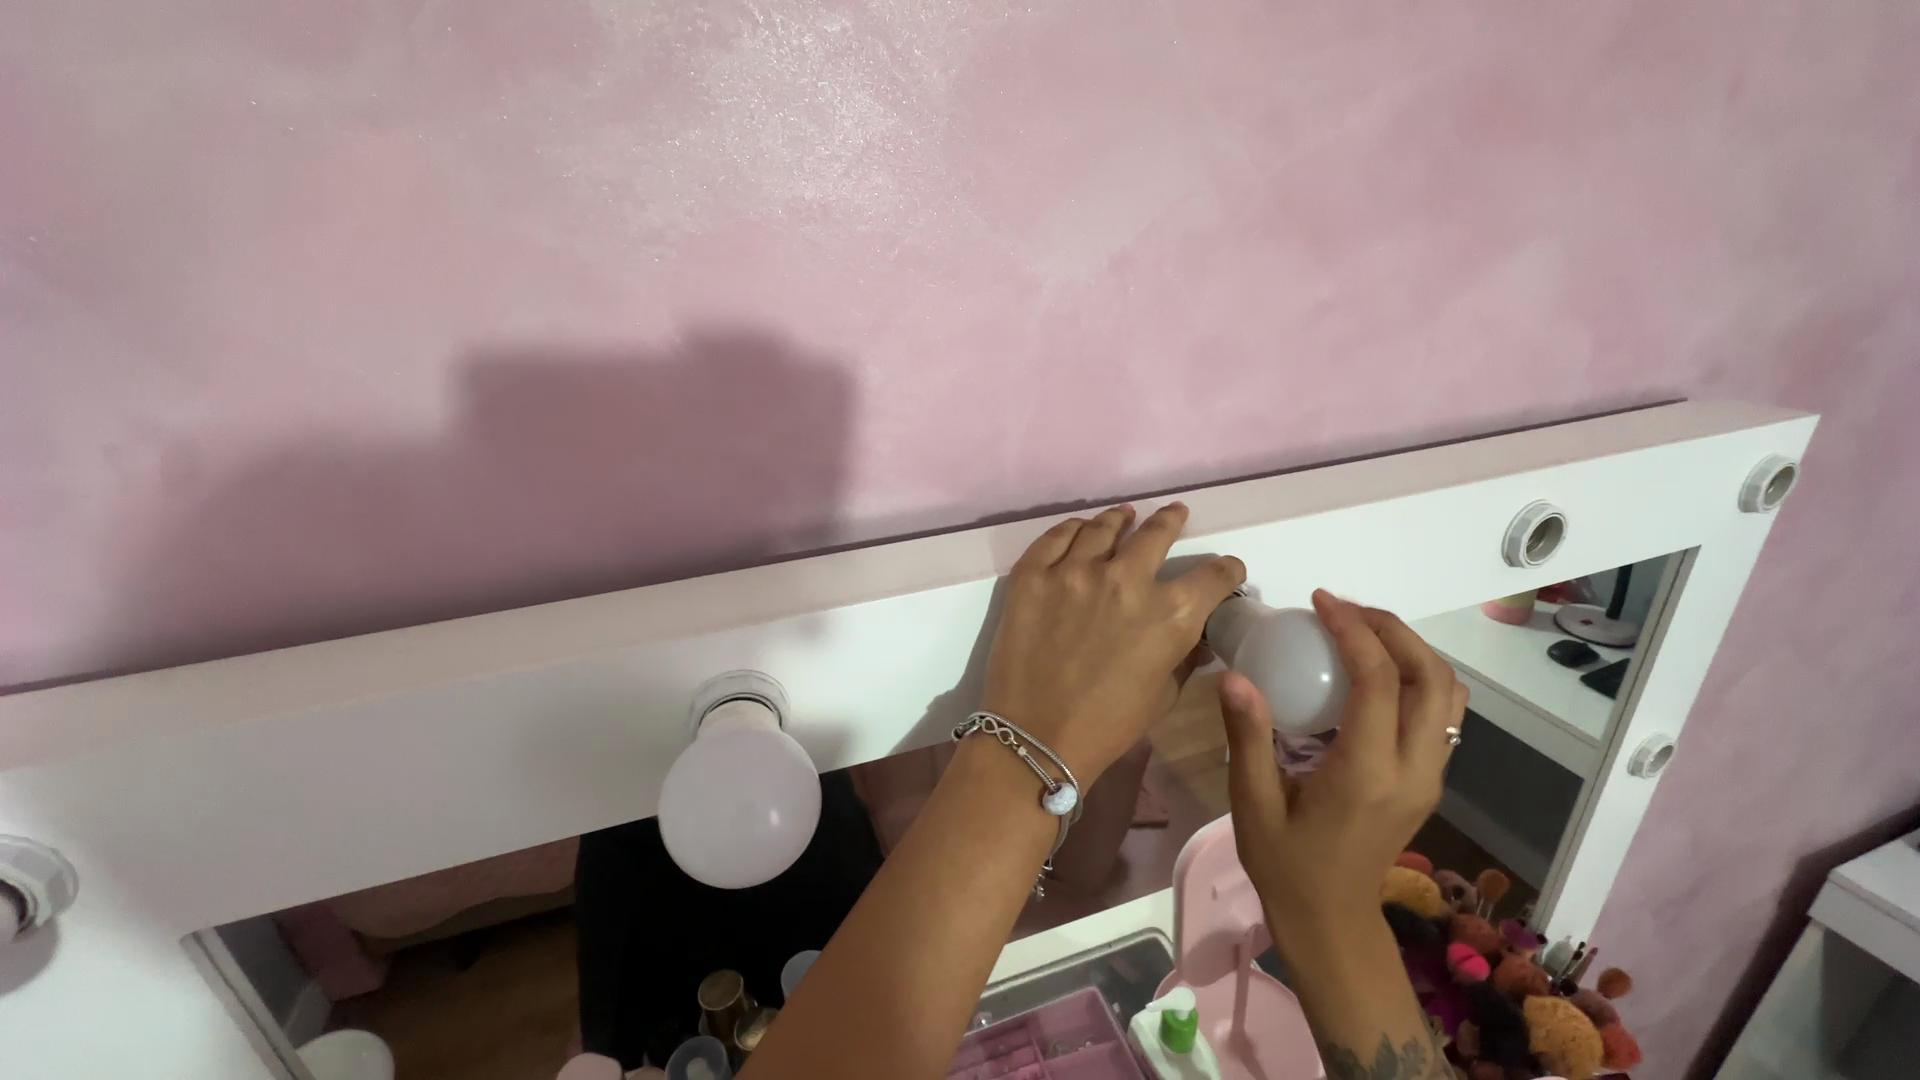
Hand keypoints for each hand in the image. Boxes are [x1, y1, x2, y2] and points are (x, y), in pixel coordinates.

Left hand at [980, 503, 1245, 781]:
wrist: (1035, 735)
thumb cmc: (1108, 725)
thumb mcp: (1163, 695)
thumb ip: (1183, 657)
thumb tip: (1197, 638)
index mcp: (1172, 613)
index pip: (1214, 576)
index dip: (1226, 571)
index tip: (1225, 569)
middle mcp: (1127, 579)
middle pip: (1157, 534)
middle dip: (1171, 521)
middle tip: (1174, 513)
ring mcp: (1075, 571)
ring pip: (1104, 527)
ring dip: (1120, 519)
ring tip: (1124, 515)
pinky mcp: (1033, 575)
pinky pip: (1056, 537)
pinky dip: (1072, 529)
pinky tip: (1079, 528)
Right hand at [1221, 589, 1467, 941]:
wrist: (1330, 920)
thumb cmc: (1285, 863)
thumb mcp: (1252, 802)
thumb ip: (1248, 736)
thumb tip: (1234, 675)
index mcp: (1368, 772)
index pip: (1379, 681)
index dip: (1353, 630)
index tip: (1321, 601)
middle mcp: (1413, 769)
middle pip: (1432, 677)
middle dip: (1393, 629)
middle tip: (1344, 609)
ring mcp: (1429, 776)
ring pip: (1448, 693)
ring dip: (1411, 650)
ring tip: (1361, 631)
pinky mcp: (1428, 781)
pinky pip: (1442, 713)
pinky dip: (1417, 676)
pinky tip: (1373, 673)